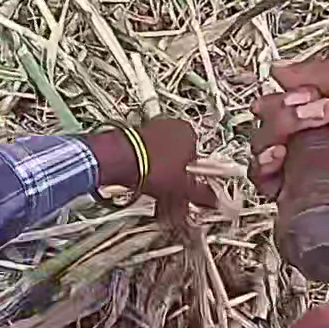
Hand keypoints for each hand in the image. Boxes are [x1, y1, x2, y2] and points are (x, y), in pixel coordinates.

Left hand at [85, 117, 213, 224]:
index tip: (188, 194)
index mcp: (188, 131)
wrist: (117, 160)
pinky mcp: (130, 140)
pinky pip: (143, 160)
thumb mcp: (182, 186)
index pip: (197, 159)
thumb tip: (211, 200)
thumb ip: (200, 193)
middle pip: (177, 162)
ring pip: (160, 163)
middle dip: (174, 184)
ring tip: (156, 199)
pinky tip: (141, 189)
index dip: (193, 181)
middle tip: (172, 201)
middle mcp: (169, 126)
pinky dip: (145, 175)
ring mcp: (148, 132)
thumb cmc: (152, 164)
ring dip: (160, 183)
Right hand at [247, 60, 328, 327]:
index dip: (294, 92)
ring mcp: (304, 170)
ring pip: (261, 144)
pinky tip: (277, 168)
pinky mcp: (290, 199)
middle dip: (283, 113)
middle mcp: (322, 139)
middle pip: (272, 114)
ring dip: (270, 139)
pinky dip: (261, 169)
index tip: (312, 100)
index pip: (294, 91)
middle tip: (316, 121)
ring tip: (293, 150)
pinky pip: (258, 177)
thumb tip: (280, 70)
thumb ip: (324, 72)